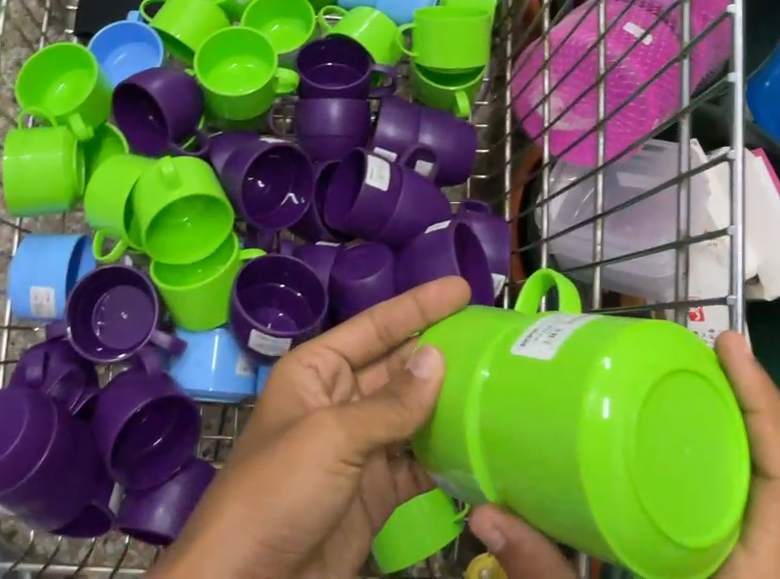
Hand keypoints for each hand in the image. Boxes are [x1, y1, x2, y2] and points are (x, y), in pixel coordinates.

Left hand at [152, 277, 473, 578]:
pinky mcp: (377, 492)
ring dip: (451, 403)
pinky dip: (449, 456)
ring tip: (502, 384)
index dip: (418, 306)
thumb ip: (389, 403)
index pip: (374, 327)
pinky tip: (484, 444)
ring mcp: (360, 447)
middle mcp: (340, 400)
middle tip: (495, 338)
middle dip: (441, 352)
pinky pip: (419, 463)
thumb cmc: (277, 490)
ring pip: (413, 414)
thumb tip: (438, 357)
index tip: (461, 288)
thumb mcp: (331, 437)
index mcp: (317, 371)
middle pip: (398, 367)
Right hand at [465, 330, 779, 578]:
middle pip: (771, 471)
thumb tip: (483, 514)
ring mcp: (749, 577)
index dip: (764, 405)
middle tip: (687, 352)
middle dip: (738, 403)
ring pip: (753, 493)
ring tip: (675, 385)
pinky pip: (730, 513)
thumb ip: (549, 576)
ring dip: (725, 434)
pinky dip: (707, 470)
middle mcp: (766, 571)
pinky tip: (667, 452)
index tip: (729, 345)